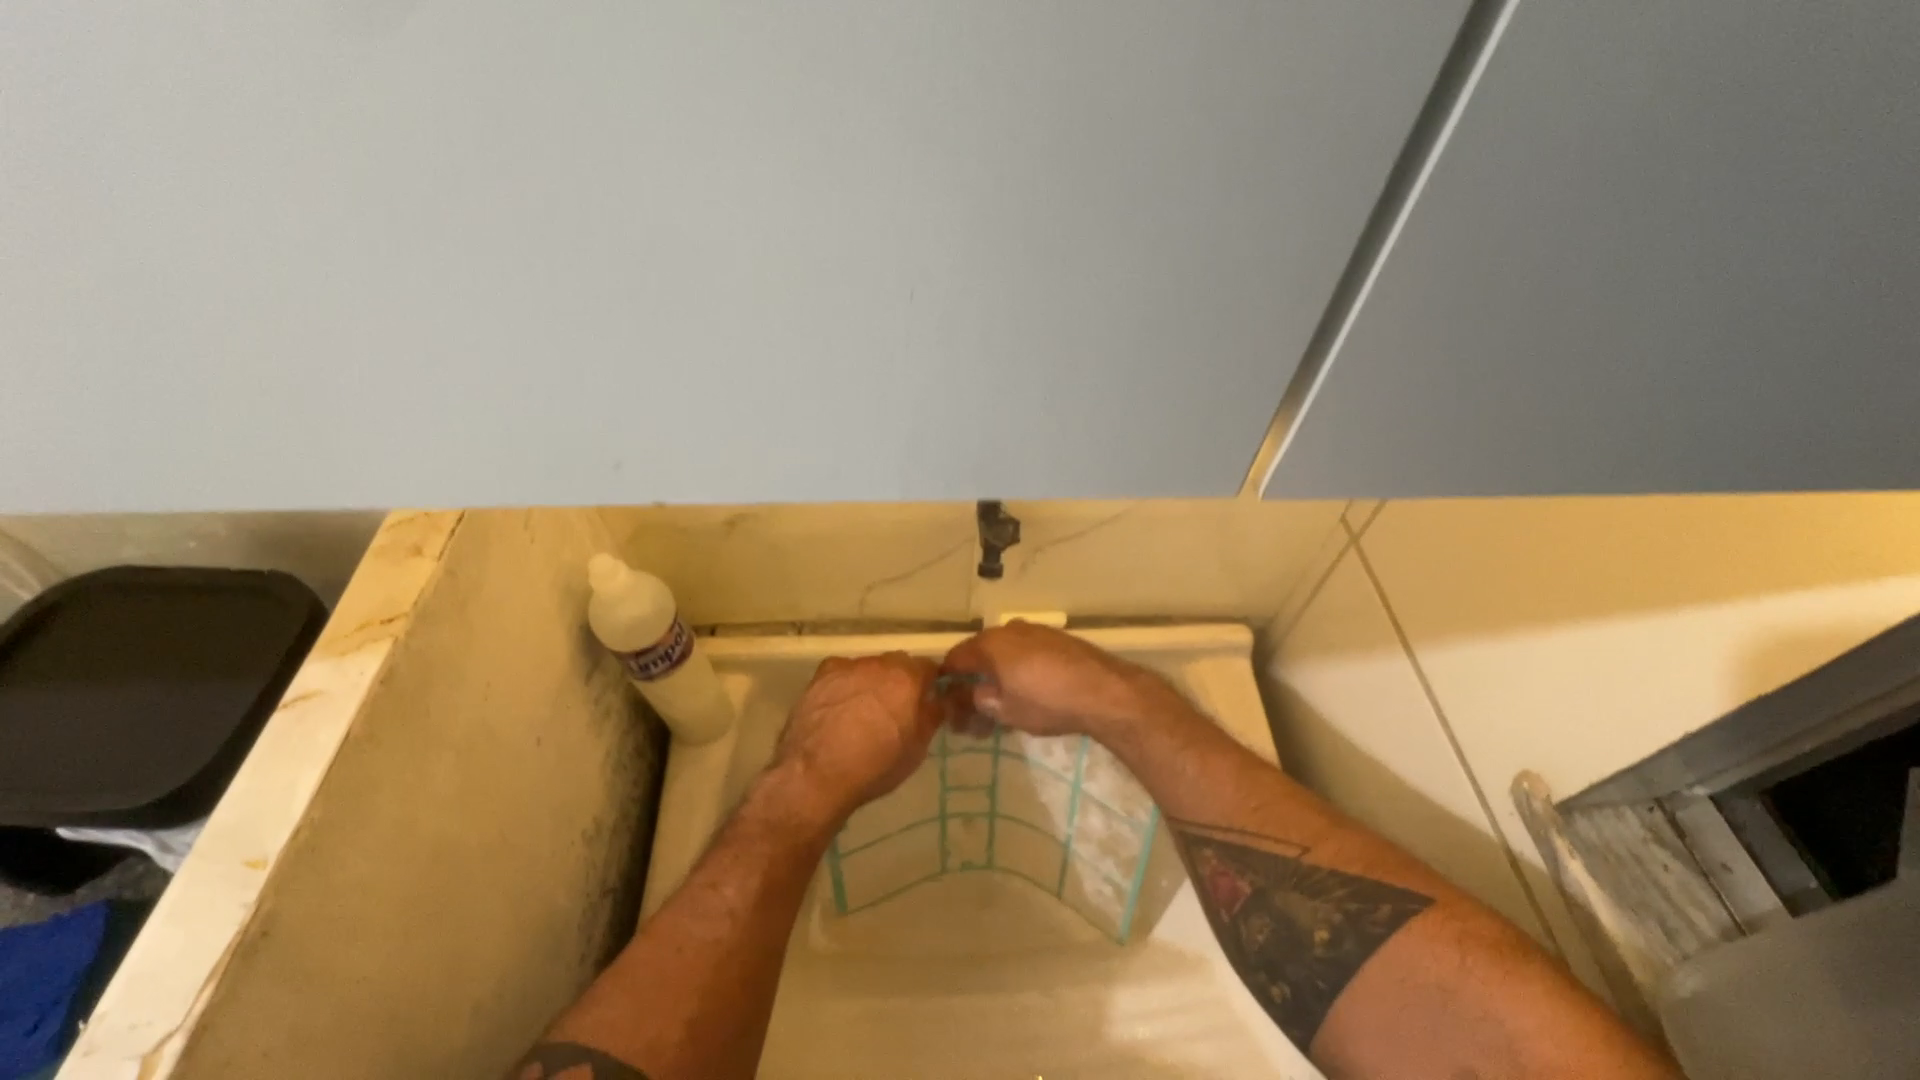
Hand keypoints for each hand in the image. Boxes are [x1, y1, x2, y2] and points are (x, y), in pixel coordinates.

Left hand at [772, 652, 945, 821]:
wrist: (816, 774)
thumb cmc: (875, 765)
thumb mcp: (917, 748)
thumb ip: (932, 716)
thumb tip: (939, 699)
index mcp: (907, 678)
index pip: (929, 668)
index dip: (929, 685)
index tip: (926, 702)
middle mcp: (878, 664)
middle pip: (897, 665)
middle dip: (900, 682)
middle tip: (895, 711)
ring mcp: (846, 667)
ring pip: (868, 669)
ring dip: (871, 683)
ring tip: (862, 713)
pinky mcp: (819, 677)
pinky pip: (841, 674)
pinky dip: (845, 686)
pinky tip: (839, 708)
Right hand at [940, 621, 1183, 739]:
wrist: (1104, 692)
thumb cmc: (1047, 702)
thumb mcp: (1005, 710)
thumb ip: (979, 702)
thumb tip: (971, 697)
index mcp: (990, 643)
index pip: (955, 659)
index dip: (948, 684)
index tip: (949, 708)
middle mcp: (1009, 629)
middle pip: (980, 655)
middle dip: (974, 684)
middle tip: (975, 716)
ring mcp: (1036, 631)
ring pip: (1005, 654)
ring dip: (998, 678)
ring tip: (1003, 709)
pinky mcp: (1058, 639)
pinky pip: (1027, 653)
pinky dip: (1020, 671)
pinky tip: (1029, 693)